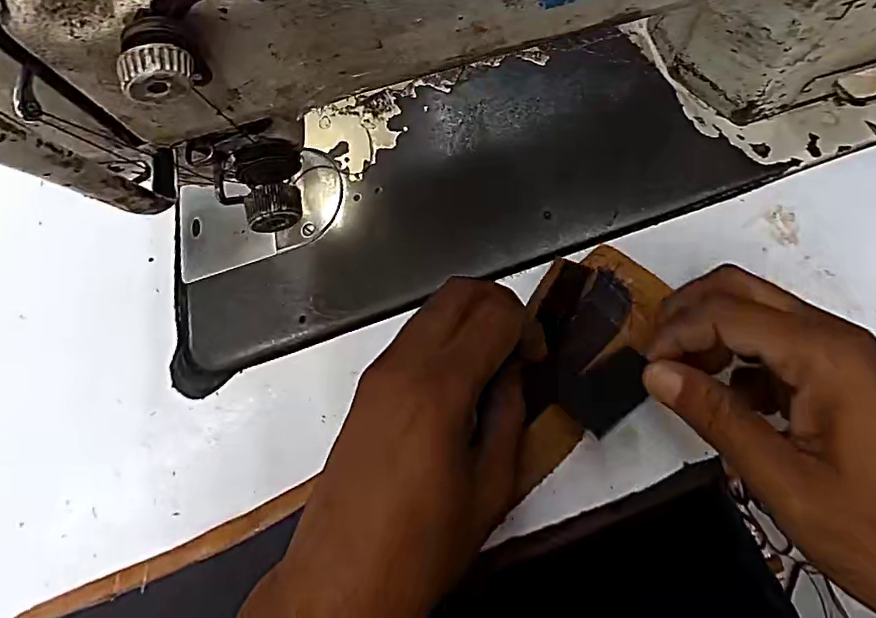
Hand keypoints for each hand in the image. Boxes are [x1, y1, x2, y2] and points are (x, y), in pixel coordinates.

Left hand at [240, 277, 524, 617]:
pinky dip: (445, 334)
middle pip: (461, 291)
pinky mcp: (367, 385)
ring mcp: (380, 372)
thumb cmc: (411, 551)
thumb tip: (514, 375)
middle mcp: (403, 368)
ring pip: (434, 305)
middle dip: (500, 303)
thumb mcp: (489, 487)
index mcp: (438, 390)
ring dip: (471, 316)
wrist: (341, 583)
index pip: (495, 314)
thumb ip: (510, 414)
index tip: (534, 351)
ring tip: (492, 360)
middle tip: (518, 339)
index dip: (526, 324)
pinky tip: (461, 376)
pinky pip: (414, 333)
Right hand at [643, 266, 875, 617]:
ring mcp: (852, 355)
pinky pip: (790, 345)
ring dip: (720, 332)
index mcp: (822, 352)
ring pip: (766, 314)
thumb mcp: (789, 484)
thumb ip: (718, 418)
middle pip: (744, 290)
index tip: (647, 364)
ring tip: (689, 377)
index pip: (726, 312)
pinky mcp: (859, 378)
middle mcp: (838, 337)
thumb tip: (660, 375)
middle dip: (692, 311)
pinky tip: (737, 402)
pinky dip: (751, 359)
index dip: (676, 332)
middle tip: (658, 350)